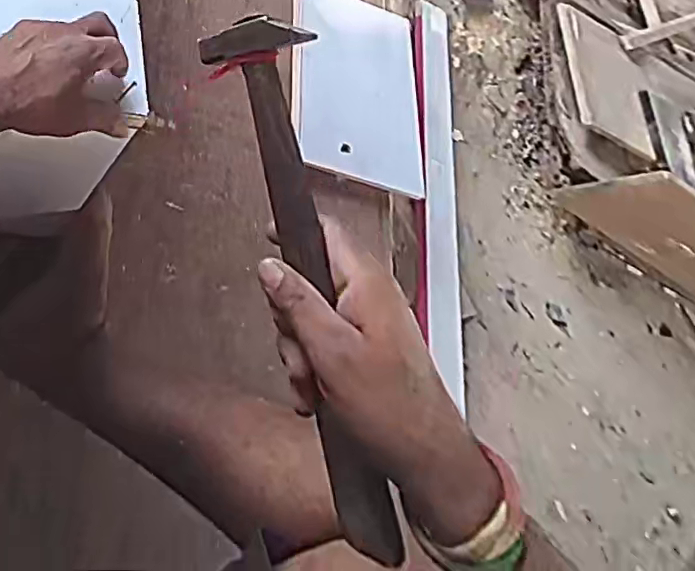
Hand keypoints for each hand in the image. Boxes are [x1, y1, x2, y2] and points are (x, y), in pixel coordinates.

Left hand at [0, 14, 129, 136]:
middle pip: (99, 24)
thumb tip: (115, 122)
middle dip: (107, 38)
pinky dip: (49, 41)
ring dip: (76, 40)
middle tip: (105, 54)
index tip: (116, 70)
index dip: (120, 61)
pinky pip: (42, 30)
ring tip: (72, 61)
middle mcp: (64, 33)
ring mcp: (40, 29)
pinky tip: (42, 60)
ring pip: (69, 26)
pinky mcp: (20, 31)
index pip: (115, 49)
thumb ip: (102, 118)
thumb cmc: (26, 102)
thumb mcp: (74, 118)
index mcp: (84, 51)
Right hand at [256, 215, 501, 546]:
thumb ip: (296, 301)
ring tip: (312, 379)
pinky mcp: (363, 345)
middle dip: (289, 315)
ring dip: (298, 348)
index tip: (267, 242)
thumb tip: (269, 266)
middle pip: (305, 278)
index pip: (325, 230)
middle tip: (298, 345)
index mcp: (366, 283)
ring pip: (308, 313)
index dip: (292, 232)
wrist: (427, 463)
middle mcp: (368, 295)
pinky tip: (317, 390)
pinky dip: (312, 363)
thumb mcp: (331, 351)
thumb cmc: (394, 410)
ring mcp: (366, 320)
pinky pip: (320, 339)